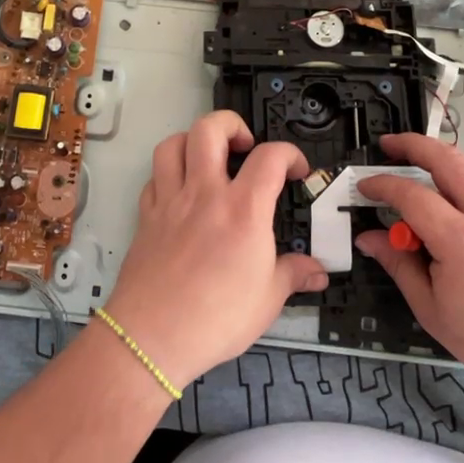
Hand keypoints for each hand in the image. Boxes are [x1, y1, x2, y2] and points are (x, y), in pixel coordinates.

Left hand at [101, 111, 326, 386]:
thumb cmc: (216, 318)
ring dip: (193, 141)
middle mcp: (204, 194)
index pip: (270, 157)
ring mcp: (170, 201)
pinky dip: (168, 174)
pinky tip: (181, 191)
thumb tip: (317, 271)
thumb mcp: (267, 300)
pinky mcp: (146, 217)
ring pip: (173, 144)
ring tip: (209, 158)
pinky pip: (154, 178)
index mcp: (243, 210)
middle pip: (210, 128)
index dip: (290, 154)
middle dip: (232, 125)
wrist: (152, 337)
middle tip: (246, 146)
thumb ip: (293, 275)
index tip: (296, 170)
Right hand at [353, 133, 463, 384]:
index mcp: (461, 241)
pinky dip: (461, 197)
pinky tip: (452, 225)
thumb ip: (399, 265)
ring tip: (416, 185)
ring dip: (439, 169)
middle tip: (388, 144)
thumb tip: (370, 239)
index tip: (364, 187)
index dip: (382, 185)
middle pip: (448, 158)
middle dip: (413, 143)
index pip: (410, 194)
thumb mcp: (433, 311)